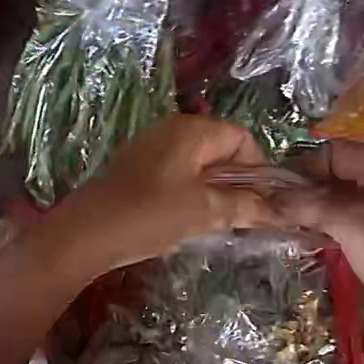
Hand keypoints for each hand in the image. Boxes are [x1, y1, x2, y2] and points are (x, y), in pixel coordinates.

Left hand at [42, 115, 277, 276]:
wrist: (86, 233)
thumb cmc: (149, 215)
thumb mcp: (204, 212)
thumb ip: (244, 205)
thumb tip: (277, 208)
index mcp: (192, 130)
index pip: (242, 138)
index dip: (257, 169)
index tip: (259, 203)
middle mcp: (172, 130)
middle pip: (220, 150)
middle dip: (236, 182)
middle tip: (240, 217)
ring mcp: (151, 148)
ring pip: (198, 165)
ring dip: (212, 192)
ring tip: (213, 224)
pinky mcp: (136, 169)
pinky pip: (176, 176)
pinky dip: (188, 195)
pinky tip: (183, 222)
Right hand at [277, 143, 363, 351]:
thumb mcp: (359, 227)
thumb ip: (315, 205)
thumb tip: (272, 194)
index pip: (338, 152)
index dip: (302, 166)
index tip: (269, 189)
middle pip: (342, 175)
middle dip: (306, 190)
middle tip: (270, 210)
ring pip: (346, 203)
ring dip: (316, 212)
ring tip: (282, 225)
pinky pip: (355, 226)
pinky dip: (331, 230)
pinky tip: (309, 241)